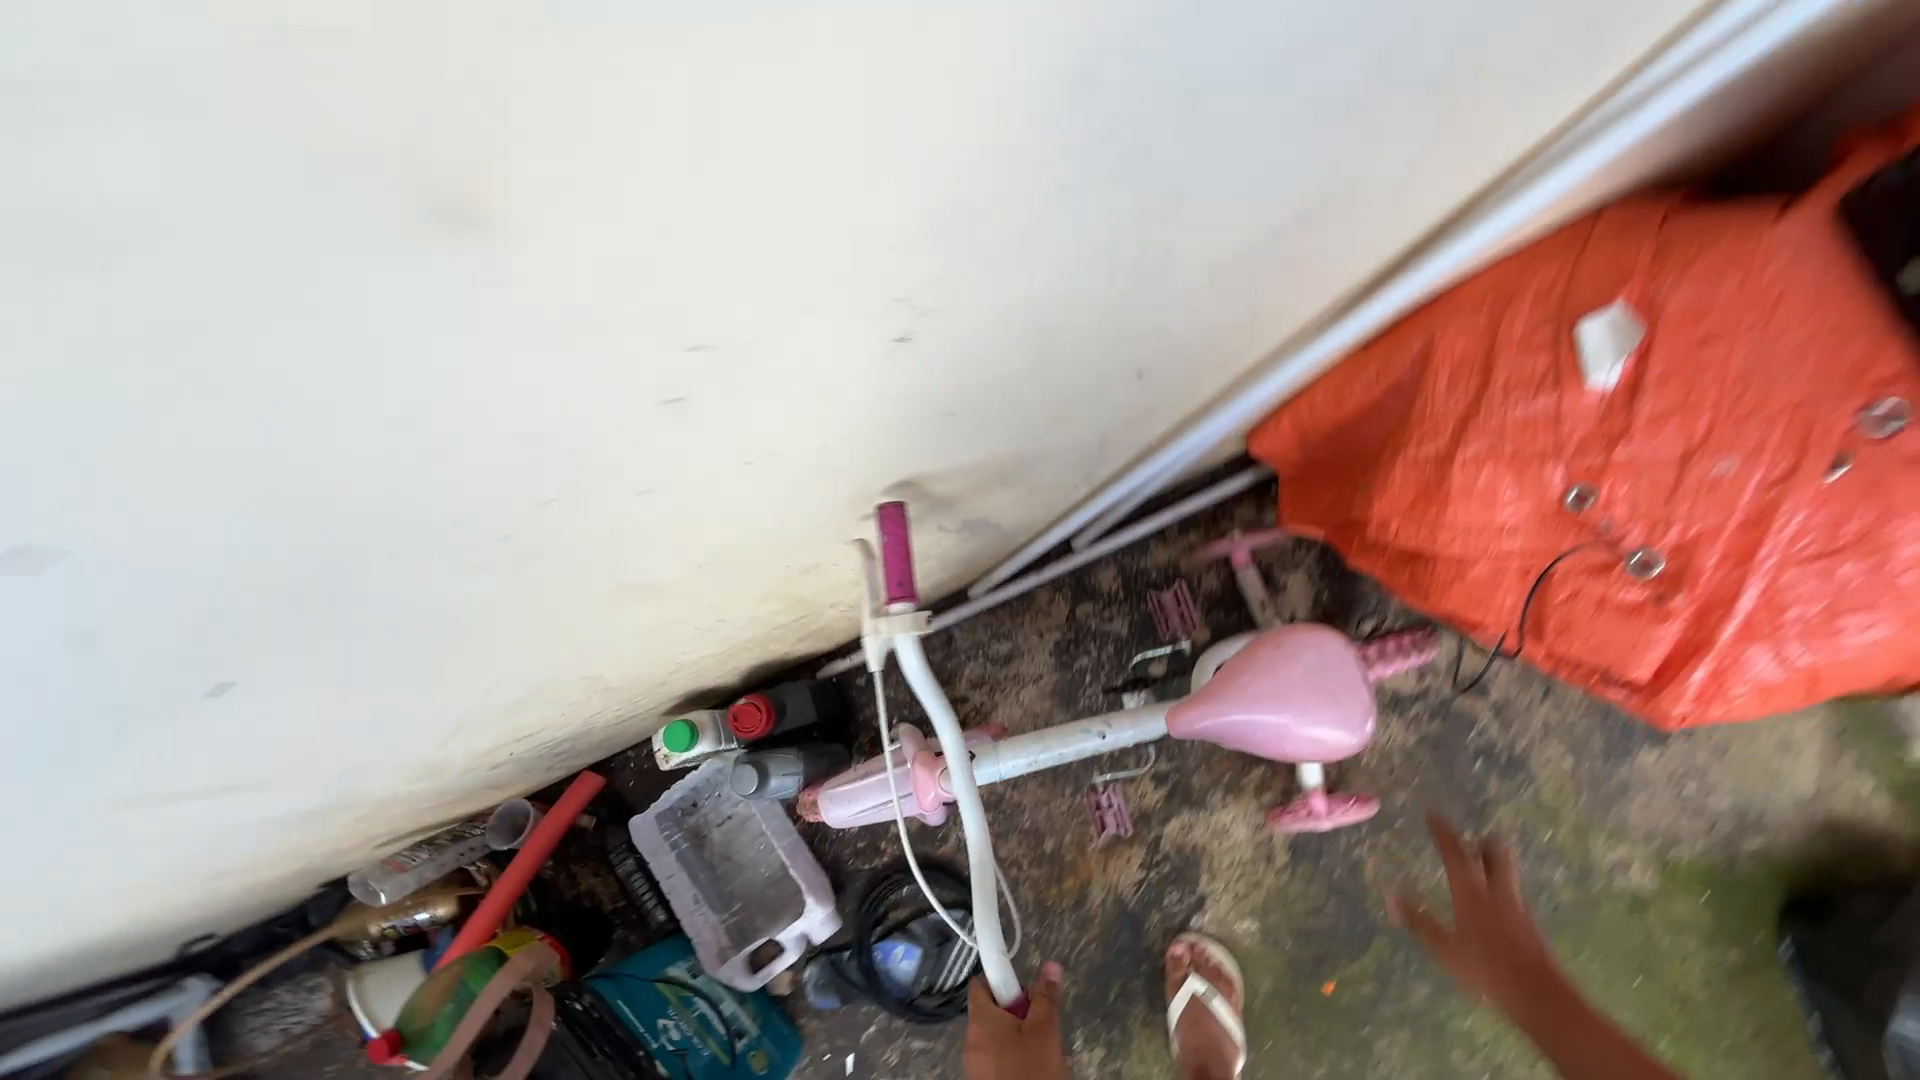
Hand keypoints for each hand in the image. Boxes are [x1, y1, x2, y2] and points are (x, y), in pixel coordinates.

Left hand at [962, 961, 1069, 1079]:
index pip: (980, 983)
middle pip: (993, 1011)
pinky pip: (998, 1059)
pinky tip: (1036, 1071)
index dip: (1001, 979)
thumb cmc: (1030, 1071)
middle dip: (1019, 1013)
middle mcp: (971, 1038)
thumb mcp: (1045, 1030)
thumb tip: (1050, 965)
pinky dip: (1015, 1058)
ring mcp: (975, 1063)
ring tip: (1044, 1052)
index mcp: (980, 1019)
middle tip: (1042, 1025)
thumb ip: (1046, 997)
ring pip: (999, 1037)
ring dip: (1020, 1037)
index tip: (1024, 991)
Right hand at [1388, 814, 1566, 1016]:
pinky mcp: (1531, 925)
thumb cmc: (1487, 970)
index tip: (1433, 814)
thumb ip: (1419, 922)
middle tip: (1470, 838)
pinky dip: (1501, 889)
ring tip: (1479, 866)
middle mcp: (1498, 893)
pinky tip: (1494, 903)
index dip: (1444, 832)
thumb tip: (1390, 896)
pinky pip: (1513, 894)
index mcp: (1473, 894)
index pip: (1456, 854)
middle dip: (1484, 842)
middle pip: (1496, 855)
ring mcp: (1519, 908)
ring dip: (1493, 864)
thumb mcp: (1445, 948)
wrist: (1541, 997)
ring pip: (1507, 873)